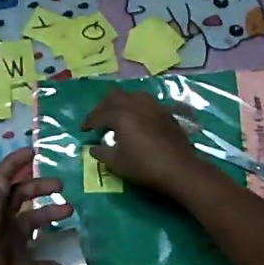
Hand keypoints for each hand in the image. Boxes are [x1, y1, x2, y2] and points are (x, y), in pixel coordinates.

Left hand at [0, 147, 72, 264]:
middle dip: (40, 187)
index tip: (34, 151)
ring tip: (70, 210)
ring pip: (34, 224)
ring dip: (50, 214)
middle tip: (62, 185)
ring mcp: (14, 248)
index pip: (3, 182)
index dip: (14, 165)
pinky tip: (64, 259)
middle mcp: (4, 227)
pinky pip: (42, 261)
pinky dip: (53, 259)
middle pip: (22, 199)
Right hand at [80, 90, 204, 190]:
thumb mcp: (117, 163)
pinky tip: (137, 118)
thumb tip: (94, 148)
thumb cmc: (145, 167)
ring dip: (121, 103)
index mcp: (121, 115)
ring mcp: (153, 107)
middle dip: (103, 106)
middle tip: (98, 119)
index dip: (89, 121)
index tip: (84, 129)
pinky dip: (136, 106)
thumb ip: (102, 153)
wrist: (180, 169)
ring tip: (116, 114)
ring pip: (132, 95)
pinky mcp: (166, 113)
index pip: (100, 114)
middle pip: (115, 96)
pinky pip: (146, 102)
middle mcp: (136, 105)